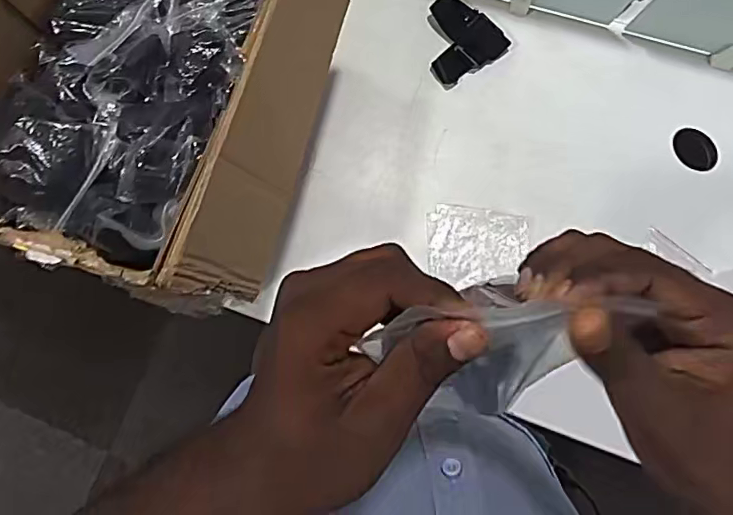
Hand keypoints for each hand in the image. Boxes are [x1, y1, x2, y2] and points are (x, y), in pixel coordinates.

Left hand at [223, 243, 488, 512]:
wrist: (261, 467)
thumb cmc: (303, 457)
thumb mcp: (373, 424)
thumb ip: (420, 367)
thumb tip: (465, 331)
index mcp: (311, 315)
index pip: (387, 277)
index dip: (436, 296)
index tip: (471, 324)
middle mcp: (304, 291)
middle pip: (383, 264)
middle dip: (428, 295)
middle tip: (459, 334)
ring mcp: (306, 290)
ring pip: (377, 267)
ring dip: (413, 296)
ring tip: (436, 339)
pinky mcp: (313, 297)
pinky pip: (364, 279)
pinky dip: (395, 299)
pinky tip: (407, 334)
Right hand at [522, 231, 732, 514]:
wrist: (724, 498)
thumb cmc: (711, 463)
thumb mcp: (660, 412)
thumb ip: (618, 358)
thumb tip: (581, 314)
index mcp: (718, 316)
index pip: (647, 273)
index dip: (596, 277)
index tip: (558, 293)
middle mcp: (696, 300)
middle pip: (623, 258)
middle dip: (573, 267)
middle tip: (535, 287)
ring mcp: (671, 304)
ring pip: (608, 260)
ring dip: (565, 268)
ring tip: (532, 286)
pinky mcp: (646, 314)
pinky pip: (602, 281)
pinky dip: (569, 282)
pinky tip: (545, 292)